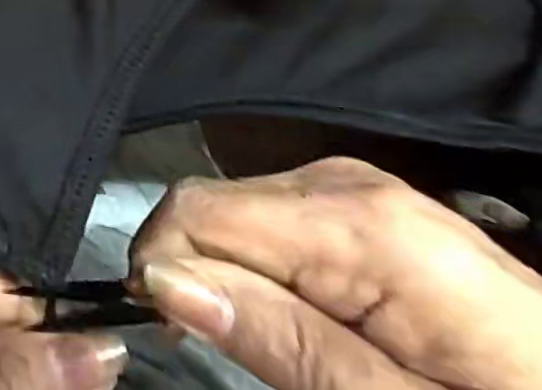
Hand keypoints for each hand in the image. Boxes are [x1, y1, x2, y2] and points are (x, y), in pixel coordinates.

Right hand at [128, 158, 541, 389]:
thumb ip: (282, 339)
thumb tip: (164, 281)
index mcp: (357, 220)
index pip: (201, 208)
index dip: (166, 270)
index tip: (170, 341)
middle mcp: (349, 179)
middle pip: (218, 205)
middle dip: (203, 277)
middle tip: (243, 362)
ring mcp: (365, 187)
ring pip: (246, 214)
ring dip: (236, 279)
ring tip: (283, 352)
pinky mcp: (377, 209)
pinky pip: (285, 222)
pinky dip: (271, 270)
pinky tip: (311, 320)